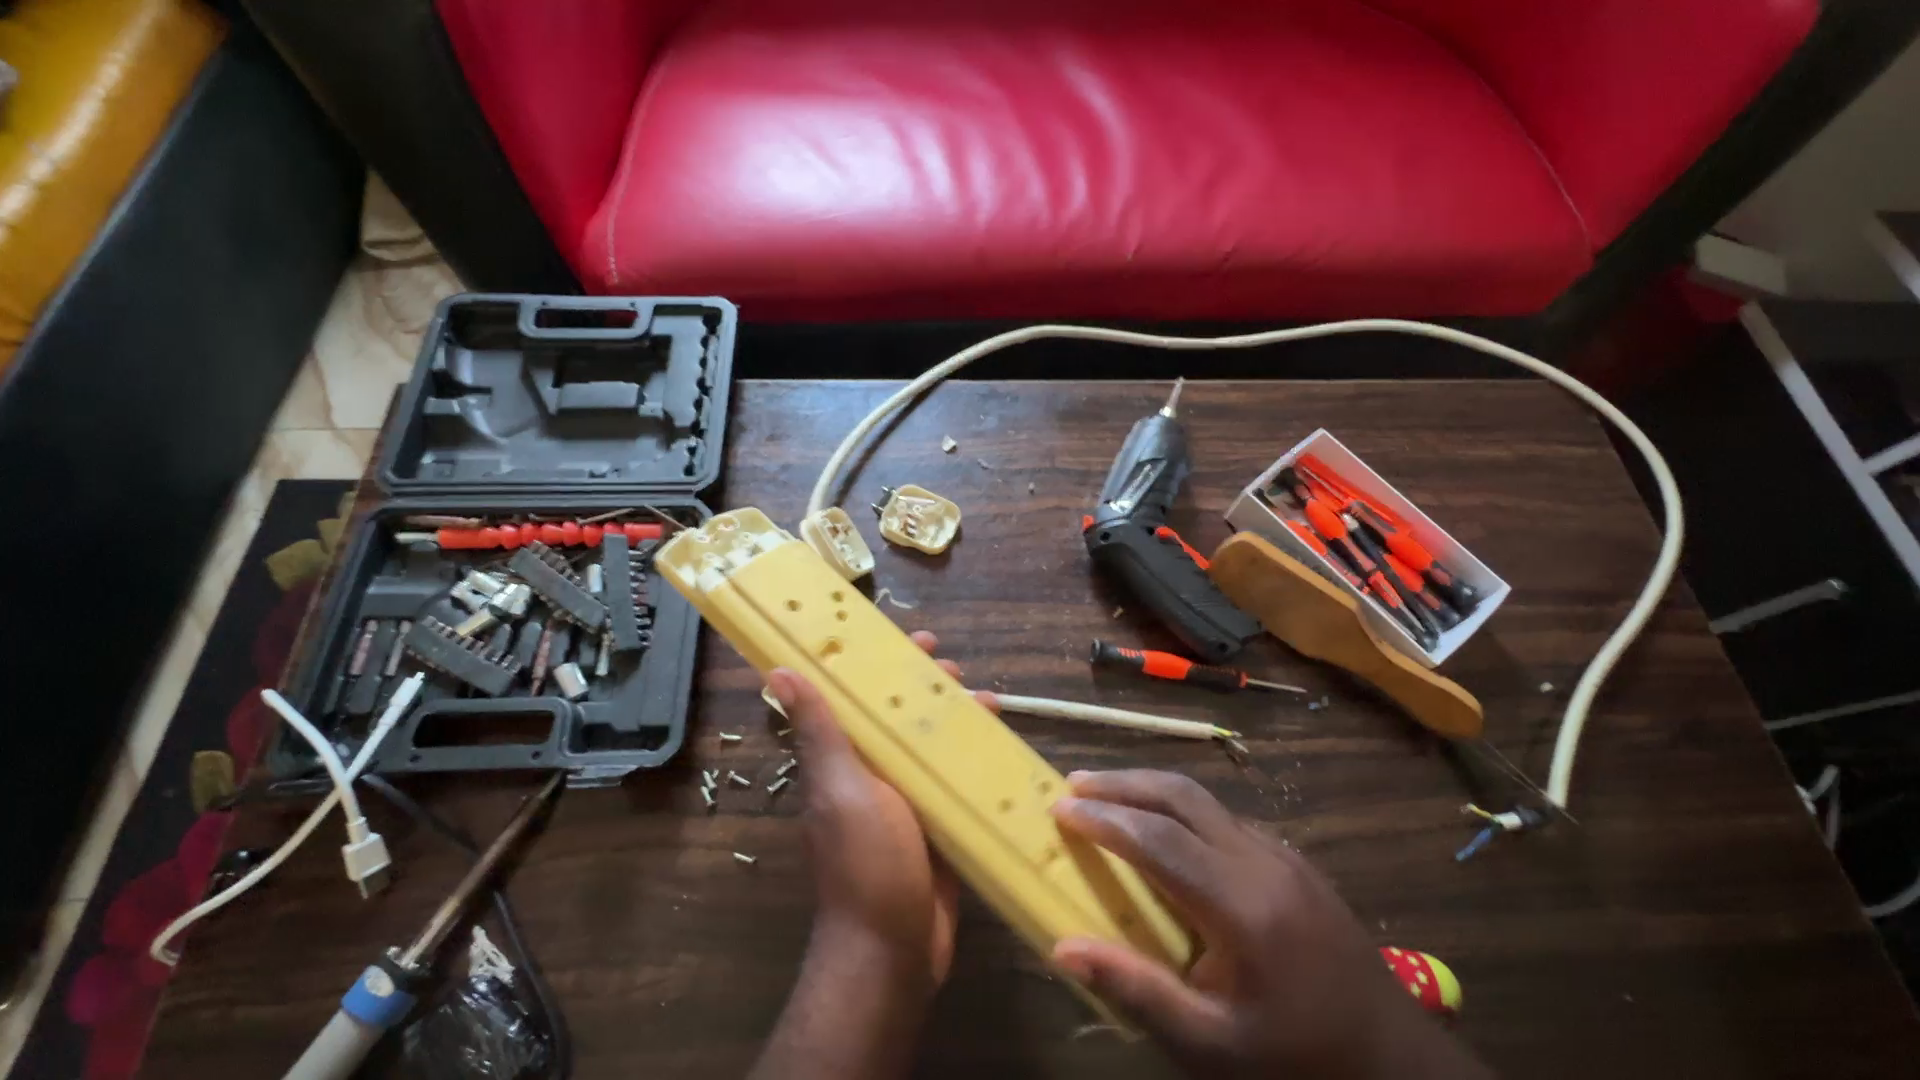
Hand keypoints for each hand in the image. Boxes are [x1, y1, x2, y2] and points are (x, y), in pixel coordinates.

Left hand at [767, 631, 998, 990]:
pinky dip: (979, 761)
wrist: (893, 949)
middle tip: (957, 669)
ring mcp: (911, 805)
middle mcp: (875, 778)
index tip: (914, 640)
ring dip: (959, 721)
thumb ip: (820, 732)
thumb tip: (778, 671)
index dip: (882, 665)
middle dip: (929, 689)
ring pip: (934, 748)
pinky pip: (959, 783)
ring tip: (991, 701)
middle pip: (902, 720)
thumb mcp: (842, 789)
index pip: (860, 699)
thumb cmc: (865, 863)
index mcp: (846, 763)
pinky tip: (1006, 748)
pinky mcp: (941, 829)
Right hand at [1050, 771, 1491, 1079]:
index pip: (1160, 839)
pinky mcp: (1294, 861)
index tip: (1060, 808)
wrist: (1391, 1058)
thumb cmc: (1294, 1054)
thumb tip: (1064, 948)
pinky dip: (1182, 810)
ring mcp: (1284, 856)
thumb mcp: (1211, 1044)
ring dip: (1151, 790)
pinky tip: (1162, 831)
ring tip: (1105, 798)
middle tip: (1073, 786)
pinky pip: (1226, 819)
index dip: (1106, 818)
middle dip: (1123, 783)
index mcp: (1242, 907)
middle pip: (1183, 796)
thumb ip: (1138, 992)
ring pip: (1206, 800)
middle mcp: (1263, 863)